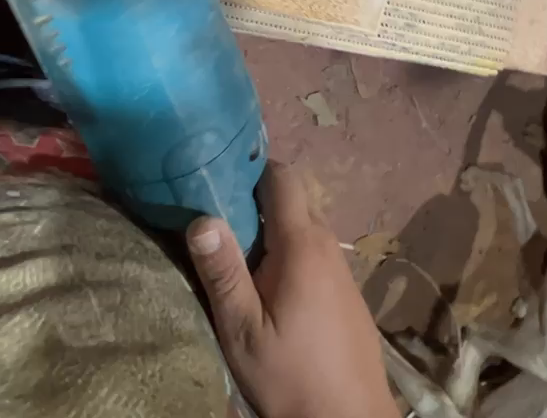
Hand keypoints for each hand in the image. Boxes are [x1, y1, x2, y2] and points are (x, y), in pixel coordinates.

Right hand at [187, 165, 399, 417]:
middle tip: (219, 215)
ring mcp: (341, 269)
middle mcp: (327, 245)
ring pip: (305, 224)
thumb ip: (223, 273)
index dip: (253, 168)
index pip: (283, 176)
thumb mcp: (244, 331)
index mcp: (302, 245)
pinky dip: (290, 250)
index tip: (220, 176)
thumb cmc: (292, 378)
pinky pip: (316, 251)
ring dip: (274, 226)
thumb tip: (200, 218)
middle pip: (294, 197)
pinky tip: (269, 282)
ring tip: (238, 249)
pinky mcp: (346, 293)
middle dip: (257, 197)